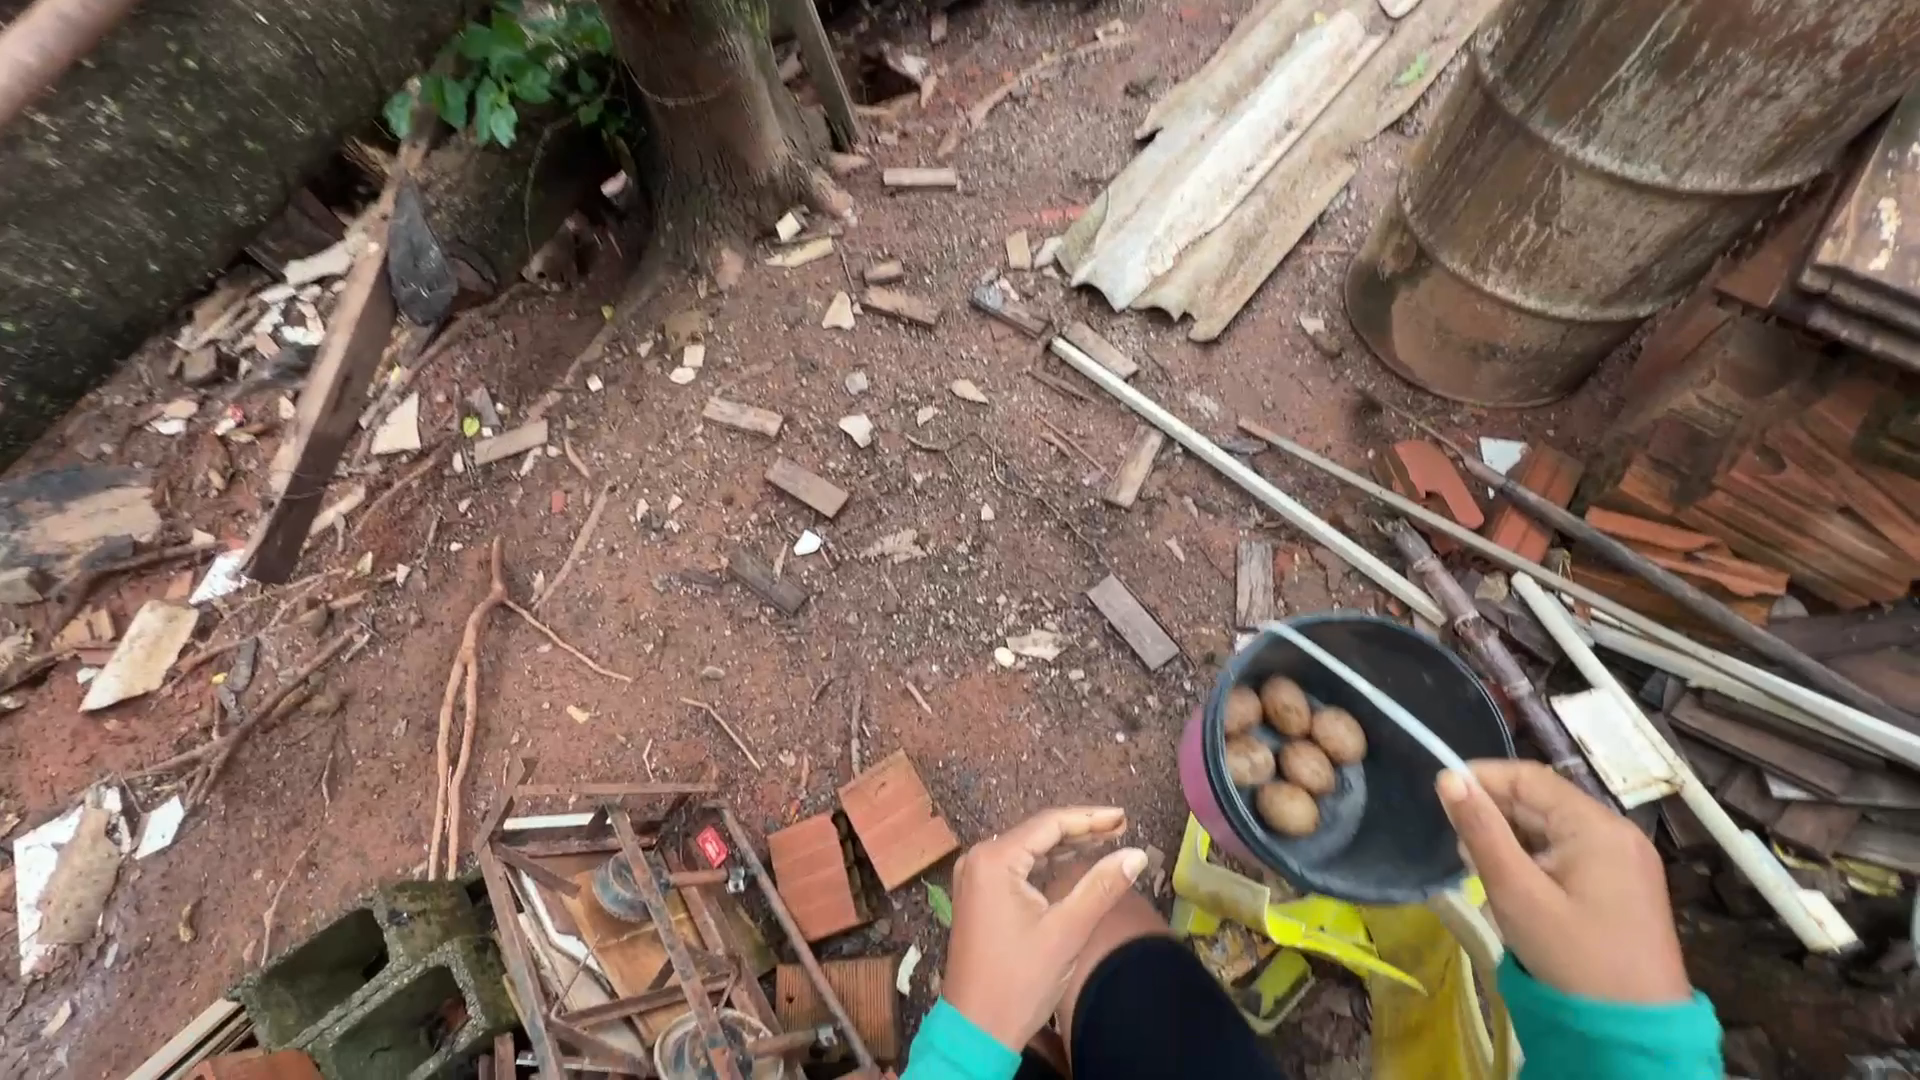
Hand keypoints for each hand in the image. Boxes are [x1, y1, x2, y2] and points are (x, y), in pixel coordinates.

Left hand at [941, 807, 1148, 1049]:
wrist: (975, 1031)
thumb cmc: (1019, 981)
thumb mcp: (1067, 931)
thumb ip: (1101, 886)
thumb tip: (1136, 854)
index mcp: (994, 859)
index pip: (1048, 824)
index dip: (1089, 818)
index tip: (1123, 817)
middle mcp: (979, 858)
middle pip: (1037, 833)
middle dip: (1080, 830)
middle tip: (1120, 828)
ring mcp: (975, 877)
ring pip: (1028, 849)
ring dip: (1065, 846)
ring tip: (1106, 841)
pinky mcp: (978, 895)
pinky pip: (1017, 867)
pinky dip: (1046, 865)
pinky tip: (1073, 863)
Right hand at [1437, 760, 1691, 1003]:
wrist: (1632, 1034)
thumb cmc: (1571, 955)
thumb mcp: (1514, 890)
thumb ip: (1479, 828)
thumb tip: (1446, 777)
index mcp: (1597, 827)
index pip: (1527, 777)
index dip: (1480, 778)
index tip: (1441, 798)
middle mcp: (1616, 833)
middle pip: (1538, 801)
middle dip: (1493, 816)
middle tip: (1463, 850)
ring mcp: (1622, 859)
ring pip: (1547, 826)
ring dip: (1508, 839)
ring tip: (1485, 873)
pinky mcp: (1620, 883)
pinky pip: (1564, 850)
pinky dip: (1531, 858)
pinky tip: (1513, 886)